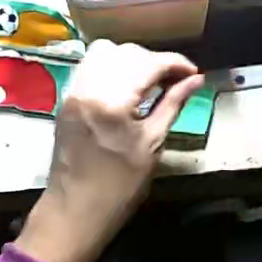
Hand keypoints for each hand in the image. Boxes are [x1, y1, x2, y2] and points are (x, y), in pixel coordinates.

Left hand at [17, 40, 204, 261]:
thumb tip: (195, 79)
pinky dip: (110, 67)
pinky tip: (125, 86)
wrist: (75, 209)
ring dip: (130, 59)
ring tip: (148, 81)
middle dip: (154, 61)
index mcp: (112, 101)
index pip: (148, 63)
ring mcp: (73, 91)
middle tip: (174, 80)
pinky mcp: (66, 98)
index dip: (175, 63)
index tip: (193, 72)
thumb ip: (172, 105)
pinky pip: (89, 66)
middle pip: (127, 52)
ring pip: (104, 52)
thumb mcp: (152, 144)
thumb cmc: (119, 186)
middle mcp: (88, 87)